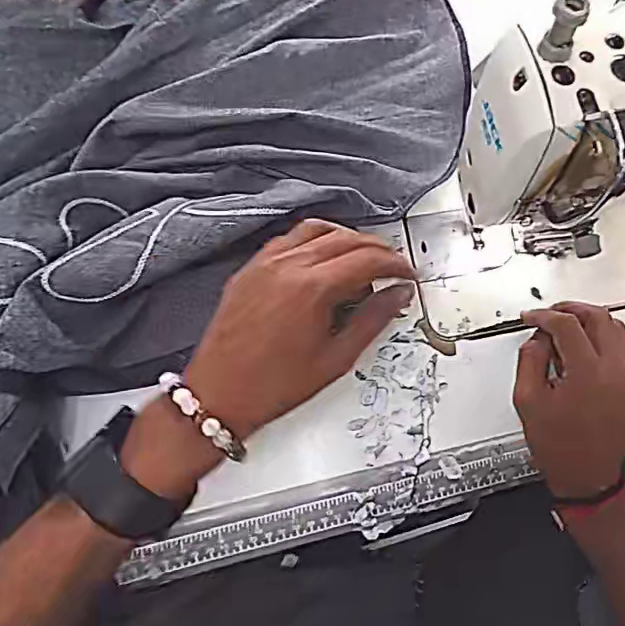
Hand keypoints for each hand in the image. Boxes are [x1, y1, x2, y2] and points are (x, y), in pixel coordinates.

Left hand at [123, 220, 414, 498]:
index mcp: (312, 288)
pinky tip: (321, 258)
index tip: (406, 275)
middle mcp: (287, 267)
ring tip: (361, 260)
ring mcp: (265, 264)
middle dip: (377, 250)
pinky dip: (313, 239)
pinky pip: (288, 238)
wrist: (219, 396)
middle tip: (392, 267)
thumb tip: (397, 296)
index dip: (395, 265)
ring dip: (347, 238)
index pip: (367, 260)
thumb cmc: (270, 385)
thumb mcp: (336, 359)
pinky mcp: (250, 269)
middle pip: (346, 239)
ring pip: (318, 230)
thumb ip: (373, 320)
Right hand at [513, 302, 624, 499]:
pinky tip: (582, 348)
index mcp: (588, 374)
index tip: (532, 317)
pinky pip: (622, 349)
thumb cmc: (559, 448)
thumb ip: (530, 360)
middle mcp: (615, 373)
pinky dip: (602, 339)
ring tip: (567, 327)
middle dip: (571, 310)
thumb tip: (538, 338)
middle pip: (599, 318)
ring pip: (617, 329)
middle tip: (551, 314)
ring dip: (590, 321)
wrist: (587, 478)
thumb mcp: (527, 400)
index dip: (545, 316)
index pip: (568, 325)